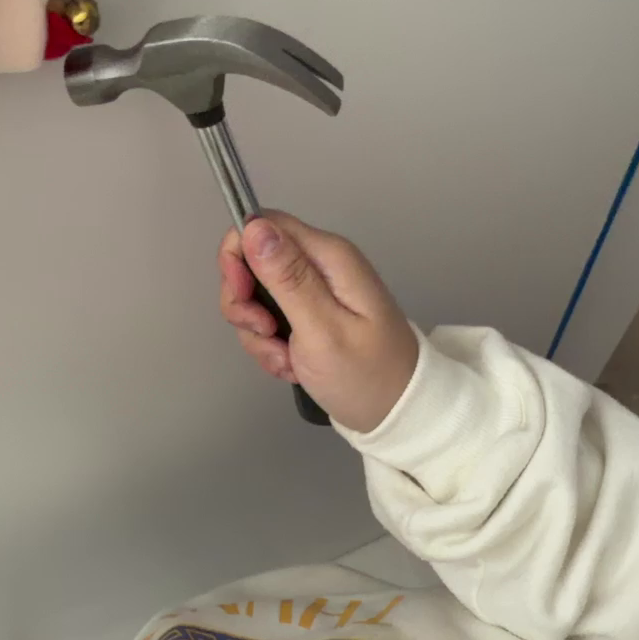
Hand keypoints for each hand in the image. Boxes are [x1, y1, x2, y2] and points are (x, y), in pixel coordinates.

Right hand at [218, 213, 418, 433]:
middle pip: (251, 259)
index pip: (260, 223)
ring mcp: (312, 288)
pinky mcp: (306, 312)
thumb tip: (254, 227)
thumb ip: (286, 277)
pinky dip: (269, 345)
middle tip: (265, 334)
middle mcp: (318, 262)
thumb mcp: (322, 329)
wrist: (400, 416)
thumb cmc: (367, 374)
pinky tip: (290, 366)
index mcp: (326, 254)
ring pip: (254, 294)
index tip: (242, 296)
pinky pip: (267, 318)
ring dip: (257, 332)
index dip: (238, 254)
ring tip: (285, 360)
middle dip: (244, 301)